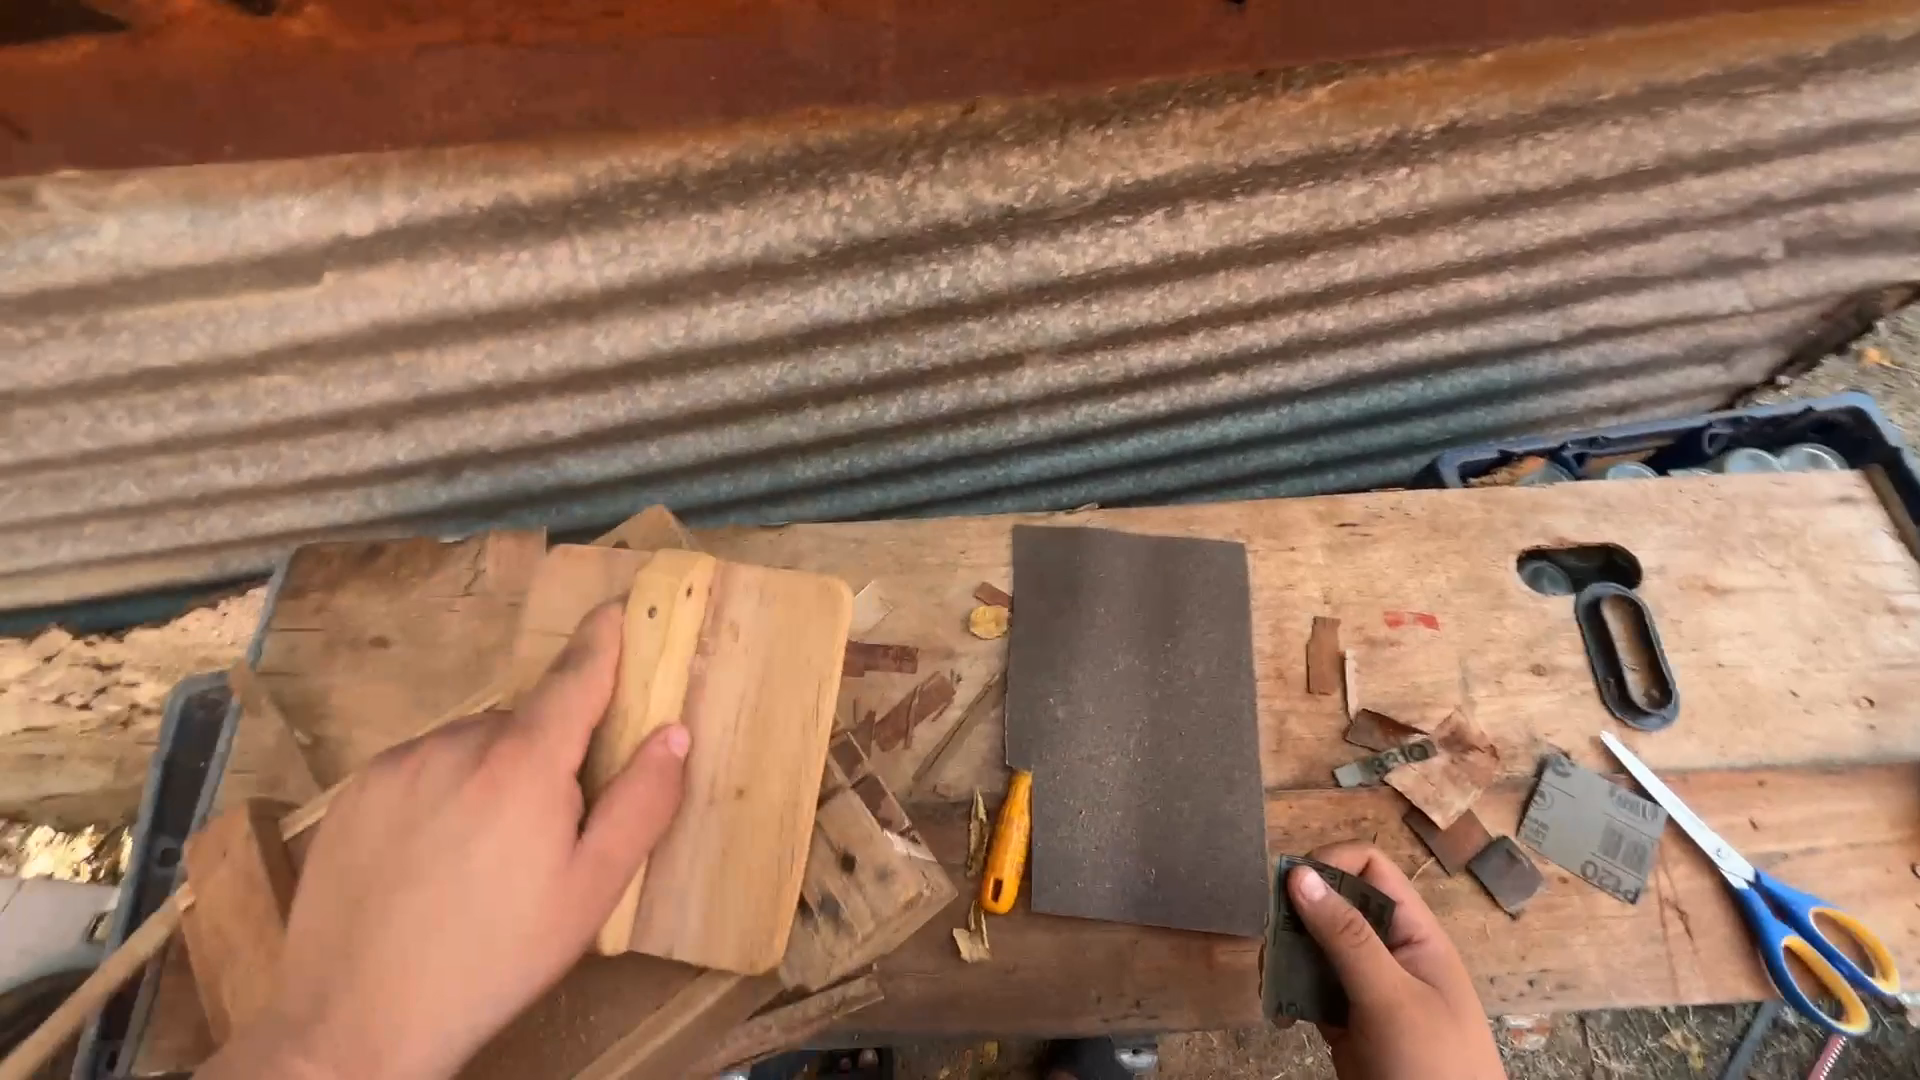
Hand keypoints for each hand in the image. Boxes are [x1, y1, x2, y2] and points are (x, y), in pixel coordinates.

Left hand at [201, 603, 689, 1079]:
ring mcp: (398, 766)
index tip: (617, 606)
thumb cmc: (497, 956)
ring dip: (499, 769)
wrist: (350, 1031)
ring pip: (477, 742)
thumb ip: (644, 801)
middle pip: (529, 720)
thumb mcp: (594, 888)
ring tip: (488, 849)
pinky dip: (450, 785)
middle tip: (551, 826)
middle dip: (552, 752)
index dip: (602, 639)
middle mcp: (458, 744)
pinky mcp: (355, 793)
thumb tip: (674, 731)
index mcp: (524, 765)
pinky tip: (437, 851)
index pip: (576, 677)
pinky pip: (427, 763)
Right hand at [1287, 842, 1505, 1079]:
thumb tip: (1297, 872)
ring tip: (1269, 973)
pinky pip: (1308, 982)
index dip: (1331, 863)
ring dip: (1286, 949)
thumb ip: (1346, 935)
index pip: (1370, 868)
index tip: (1291, 884)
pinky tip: (1275, 1001)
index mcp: (1414, 935)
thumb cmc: (1432, 1069)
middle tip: (1271, 933)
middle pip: (1334, 901)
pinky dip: (1287, 984)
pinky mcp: (1344, 1015)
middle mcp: (1388, 951)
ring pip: (1314, 942)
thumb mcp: (1392, 999)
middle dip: (1297, 910)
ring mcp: (1365, 985)